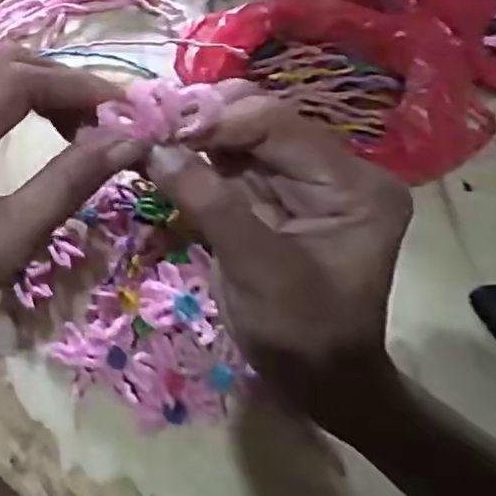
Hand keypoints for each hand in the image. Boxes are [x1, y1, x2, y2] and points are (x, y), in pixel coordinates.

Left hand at [0, 52, 146, 349]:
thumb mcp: (11, 241)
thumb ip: (67, 185)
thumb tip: (126, 142)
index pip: (17, 83)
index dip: (77, 86)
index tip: (126, 109)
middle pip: (7, 66)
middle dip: (67, 83)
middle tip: (113, 118)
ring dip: (47, 86)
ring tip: (90, 125)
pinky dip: (24, 96)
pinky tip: (53, 124)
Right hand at [145, 86, 412, 430]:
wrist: (315, 379)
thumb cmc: (302, 332)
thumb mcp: (258, 269)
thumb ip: (210, 204)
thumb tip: (154, 148)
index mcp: (352, 184)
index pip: (277, 124)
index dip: (216, 118)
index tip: (159, 129)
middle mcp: (328, 168)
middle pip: (256, 116)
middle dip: (199, 118)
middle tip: (148, 128)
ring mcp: (294, 177)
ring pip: (234, 130)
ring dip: (187, 131)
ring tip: (144, 136)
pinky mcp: (264, 190)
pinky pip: (221, 157)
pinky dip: (186, 153)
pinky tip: (154, 154)